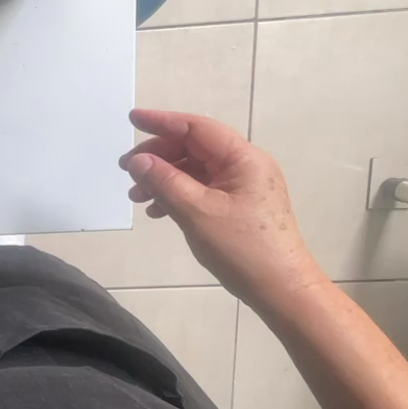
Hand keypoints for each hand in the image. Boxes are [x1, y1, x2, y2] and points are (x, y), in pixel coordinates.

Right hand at [120, 109, 326, 309]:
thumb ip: (164, 181)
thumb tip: (139, 161)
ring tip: (137, 196)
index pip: (196, 128)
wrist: (280, 288)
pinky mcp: (238, 205)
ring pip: (194, 169)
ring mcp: (242, 186)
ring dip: (163, 177)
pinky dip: (176, 193)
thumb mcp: (196, 212)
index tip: (132, 119)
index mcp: (243, 159)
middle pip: (193, 147)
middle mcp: (245, 166)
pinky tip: (157, 210)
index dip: (162, 122)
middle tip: (126, 170)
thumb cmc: (242, 247)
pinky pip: (200, 188)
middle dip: (158, 155)